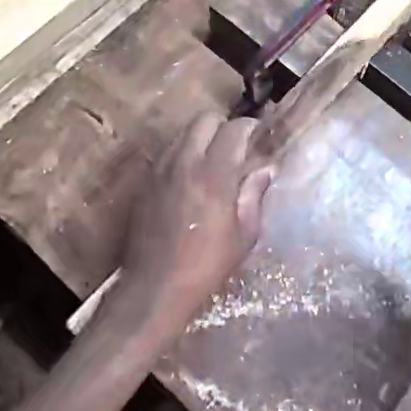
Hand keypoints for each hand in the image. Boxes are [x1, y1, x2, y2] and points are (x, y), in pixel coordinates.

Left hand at [116, 112, 276, 332]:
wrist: (153, 290)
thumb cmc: (206, 266)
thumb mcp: (244, 234)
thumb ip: (254, 194)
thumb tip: (266, 168)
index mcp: (214, 175)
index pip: (234, 129)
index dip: (250, 127)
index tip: (259, 135)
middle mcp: (184, 164)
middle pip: (204, 119)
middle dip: (224, 125)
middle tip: (236, 145)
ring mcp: (160, 171)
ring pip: (183, 133)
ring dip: (202, 137)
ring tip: (214, 159)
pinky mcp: (144, 184)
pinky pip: (168, 153)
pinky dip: (184, 153)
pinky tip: (192, 177)